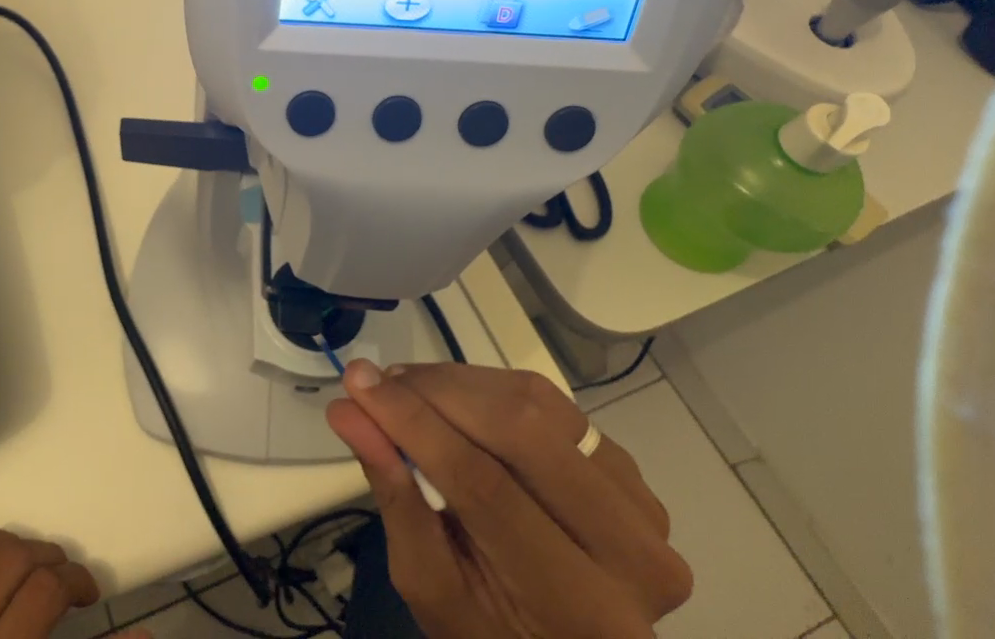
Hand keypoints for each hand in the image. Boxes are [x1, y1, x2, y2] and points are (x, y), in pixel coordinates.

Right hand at [327, 362, 691, 638]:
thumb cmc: (484, 630)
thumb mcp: (429, 586)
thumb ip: (396, 498)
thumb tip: (349, 413)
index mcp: (578, 606)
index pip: (484, 486)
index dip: (415, 426)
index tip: (357, 384)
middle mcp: (632, 553)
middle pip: (521, 432)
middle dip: (438, 392)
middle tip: (381, 380)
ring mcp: (645, 508)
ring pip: (541, 405)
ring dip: (463, 384)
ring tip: (408, 387)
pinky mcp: (637, 475)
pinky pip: (558, 408)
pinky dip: (496, 392)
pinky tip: (456, 401)